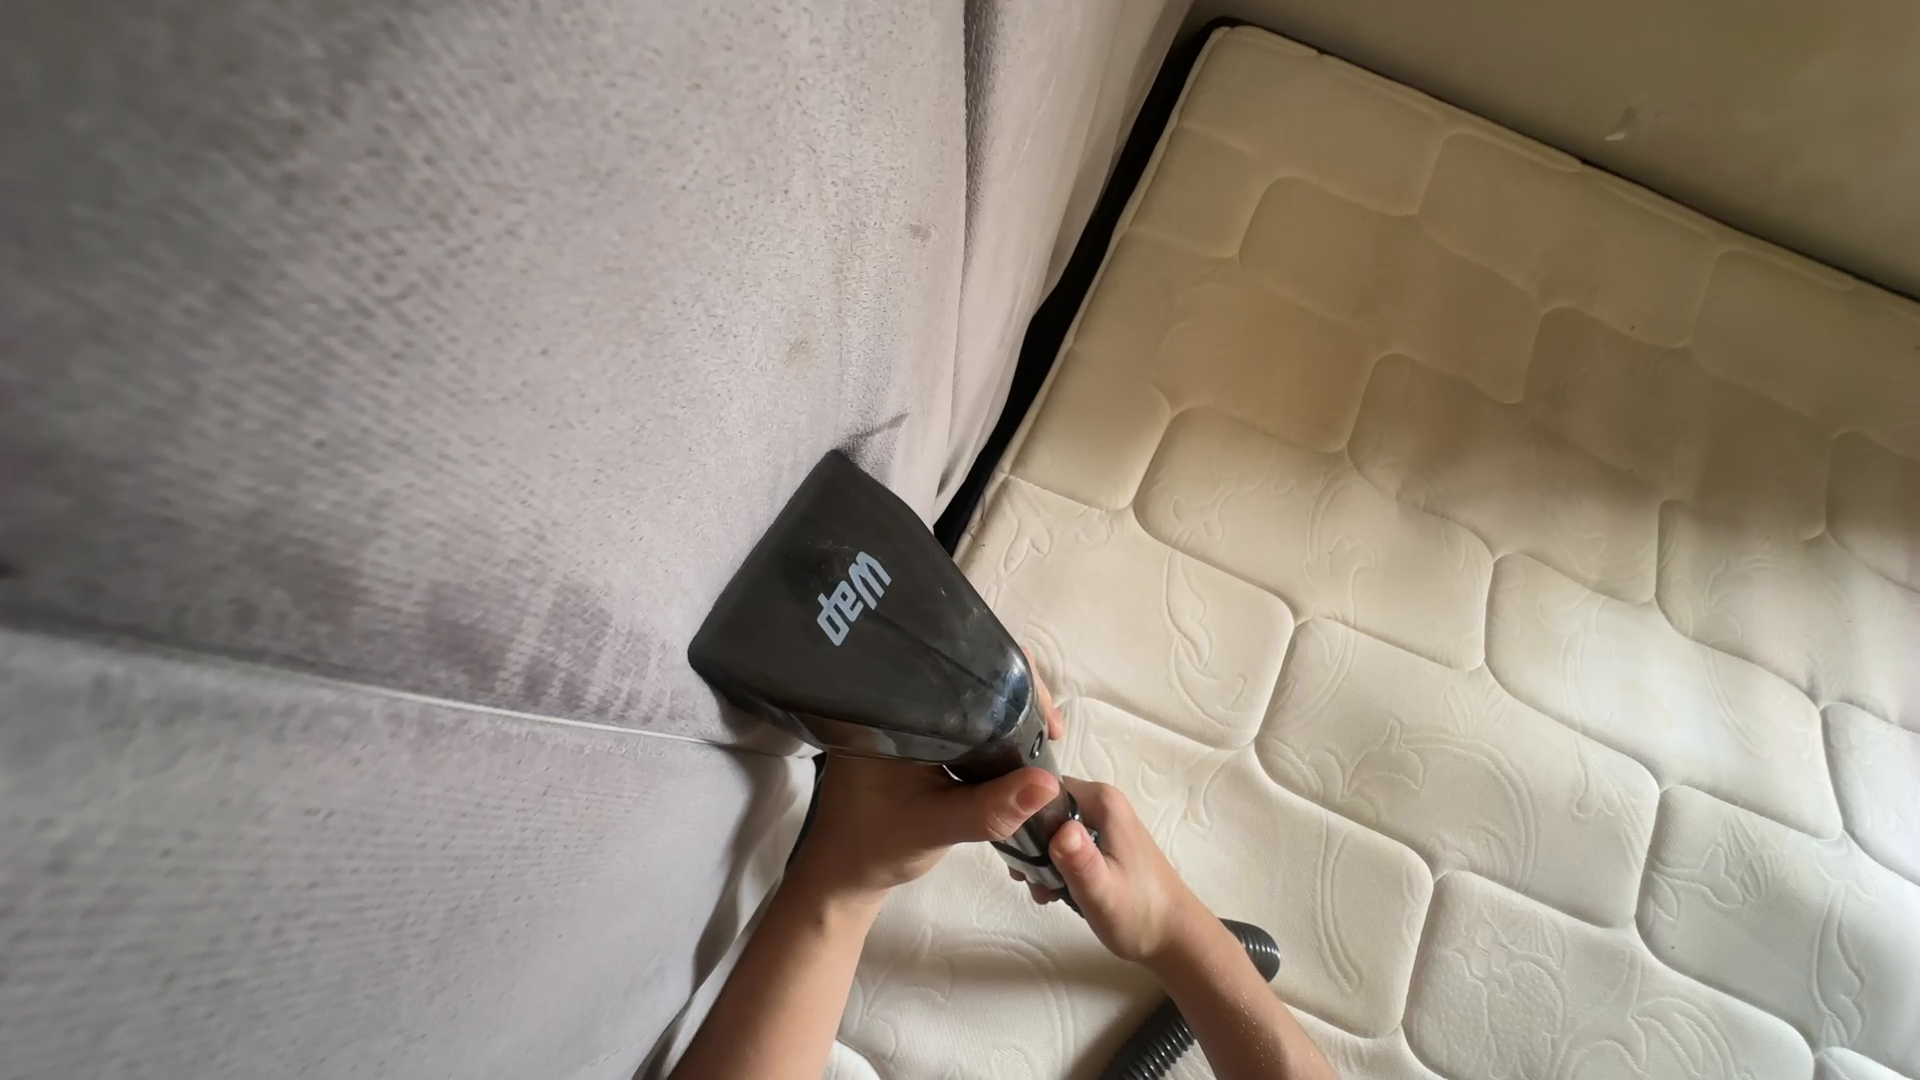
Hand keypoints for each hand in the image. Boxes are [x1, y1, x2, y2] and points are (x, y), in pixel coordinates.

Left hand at [790, 653, 1068, 906]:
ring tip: (1044, 732)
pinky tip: (1017, 743)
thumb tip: (1049, 784)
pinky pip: (965, 720)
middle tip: (1052, 727)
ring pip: (971, 700)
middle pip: (971, 682)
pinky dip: (992, 730)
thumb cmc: (878, 845)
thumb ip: (990, 809)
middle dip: (1017, 696)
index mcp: (893, 707)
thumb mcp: (936, 827)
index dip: (1009, 683)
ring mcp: (910, 716)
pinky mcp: (920, 733)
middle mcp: (900, 701)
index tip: (1047, 713)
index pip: (961, 676)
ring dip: (1008, 713)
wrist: (845, 872)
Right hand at [1028, 778, 1205, 965]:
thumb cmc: (1139, 915)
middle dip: (1030, 842)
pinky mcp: (1105, 840)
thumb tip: (1058, 829)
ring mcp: (1105, 820)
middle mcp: (1103, 801)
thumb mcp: (1102, 891)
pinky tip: (1053, 891)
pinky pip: (1067, 840)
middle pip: (1047, 808)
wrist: (1175, 939)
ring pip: (1054, 826)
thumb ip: (1080, 860)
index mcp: (1101, 801)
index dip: (1023, 818)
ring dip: (1041, 857)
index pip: (1043, 789)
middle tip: (1024, 878)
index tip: (1015, 854)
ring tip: (1039, 890)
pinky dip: (1056, 863)